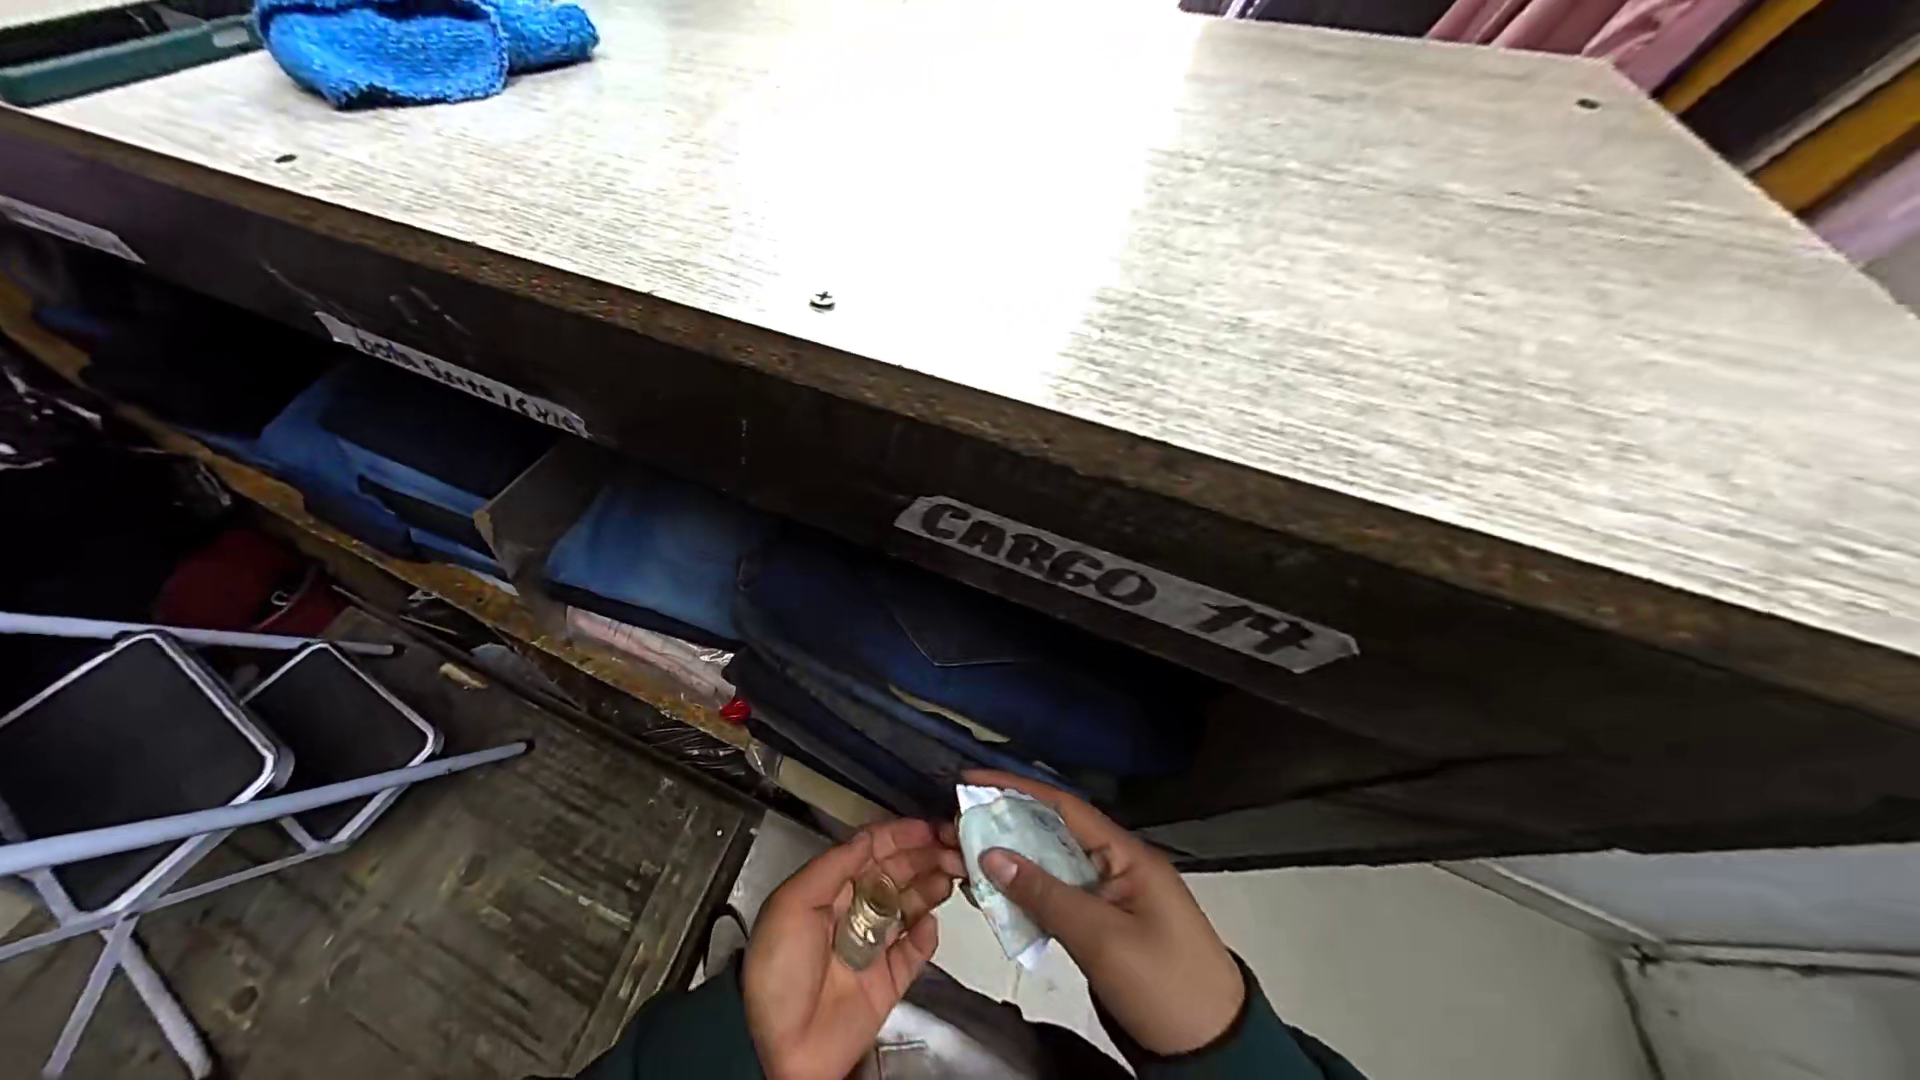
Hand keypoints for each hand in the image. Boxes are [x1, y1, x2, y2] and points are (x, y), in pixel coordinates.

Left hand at [741, 818, 963, 1079]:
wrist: (776, 1049)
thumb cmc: (776, 971)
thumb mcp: (793, 904)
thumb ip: (833, 867)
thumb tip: (867, 838)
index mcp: (832, 889)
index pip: (873, 851)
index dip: (901, 836)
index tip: (929, 828)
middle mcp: (856, 911)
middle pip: (898, 873)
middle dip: (926, 855)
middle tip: (952, 847)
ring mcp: (874, 945)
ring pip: (912, 905)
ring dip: (932, 886)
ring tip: (950, 875)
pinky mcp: (888, 981)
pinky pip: (916, 952)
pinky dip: (927, 936)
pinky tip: (930, 924)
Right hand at [958, 769, 1243, 1055]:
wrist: (1212, 1051)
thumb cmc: (1165, 985)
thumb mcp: (1102, 938)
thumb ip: (1045, 894)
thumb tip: (992, 855)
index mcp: (1125, 854)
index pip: (1063, 806)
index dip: (1017, 789)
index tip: (974, 780)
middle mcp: (1115, 864)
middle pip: (1053, 832)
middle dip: (1006, 824)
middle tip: (958, 823)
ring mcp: (1109, 894)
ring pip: (1051, 864)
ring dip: (1012, 859)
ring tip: (966, 855)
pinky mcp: (1102, 921)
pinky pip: (1057, 894)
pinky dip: (1026, 892)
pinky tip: (996, 894)